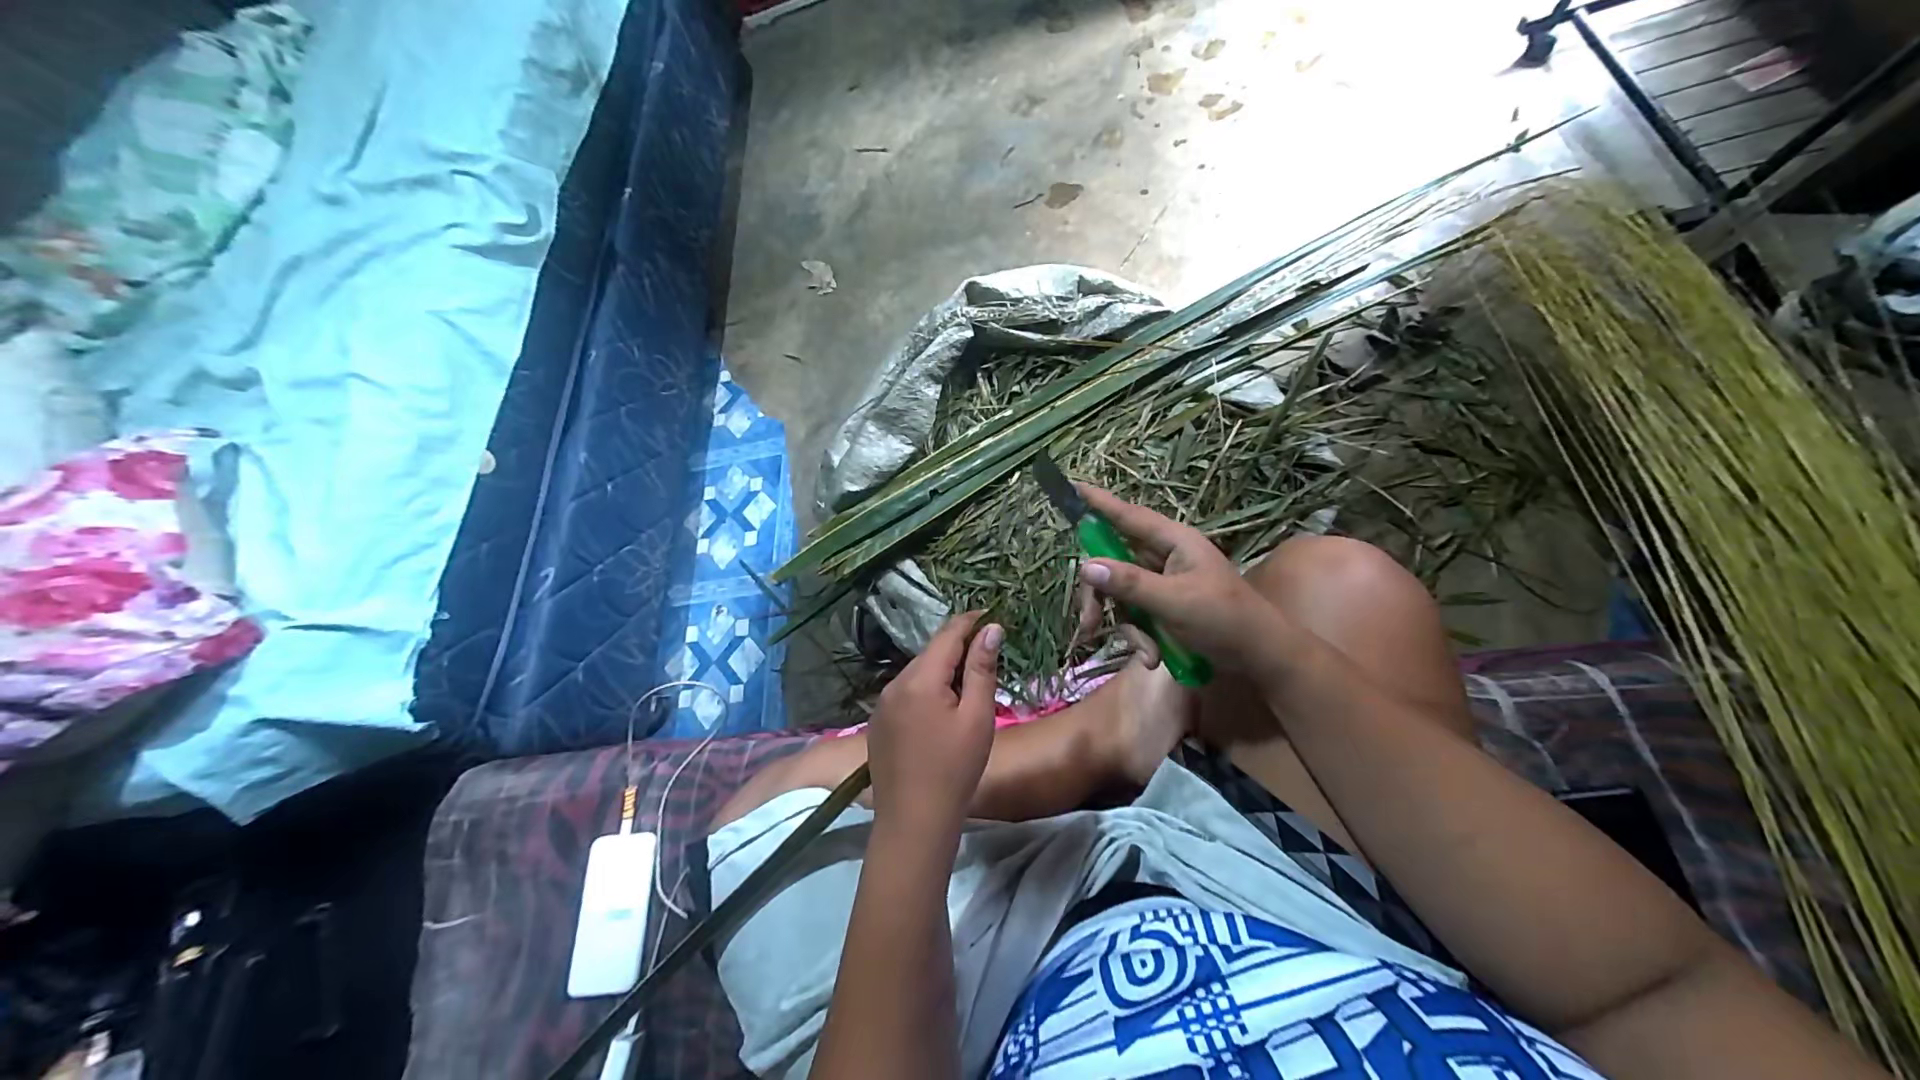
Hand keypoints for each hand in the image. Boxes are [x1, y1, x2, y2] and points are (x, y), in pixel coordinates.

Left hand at [867, 611, 1001, 829]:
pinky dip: (926, 691)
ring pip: (917, 673)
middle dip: (958, 648)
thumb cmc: (954, 769)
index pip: (947, 634)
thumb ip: (981, 669)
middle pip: (930, 653)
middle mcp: (894, 684)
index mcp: (919, 679)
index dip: (970, 621)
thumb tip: (991, 628)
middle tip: (988, 656)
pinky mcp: (878, 723)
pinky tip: (941, 713)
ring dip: (942, 671)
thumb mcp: (977, 717)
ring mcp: (882, 705)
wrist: (914, 821)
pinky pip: (906, 694)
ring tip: (968, 686)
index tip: (992, 615)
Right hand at [1074, 484, 1289, 673]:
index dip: (1099, 502)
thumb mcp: (1175, 602)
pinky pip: (1134, 614)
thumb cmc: (1224, 620)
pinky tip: (1154, 657)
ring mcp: (1163, 583)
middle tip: (1089, 624)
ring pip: (1120, 594)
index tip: (1073, 486)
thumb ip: (1130, 584)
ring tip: (1145, 653)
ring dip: (1126, 626)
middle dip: (1101, 597)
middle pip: (1113, 564)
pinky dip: (1140, 637)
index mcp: (1174, 542)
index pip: (1128, 516)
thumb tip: (1086, 565)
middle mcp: (1164, 557)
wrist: (1259, 658)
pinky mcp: (1163, 607)